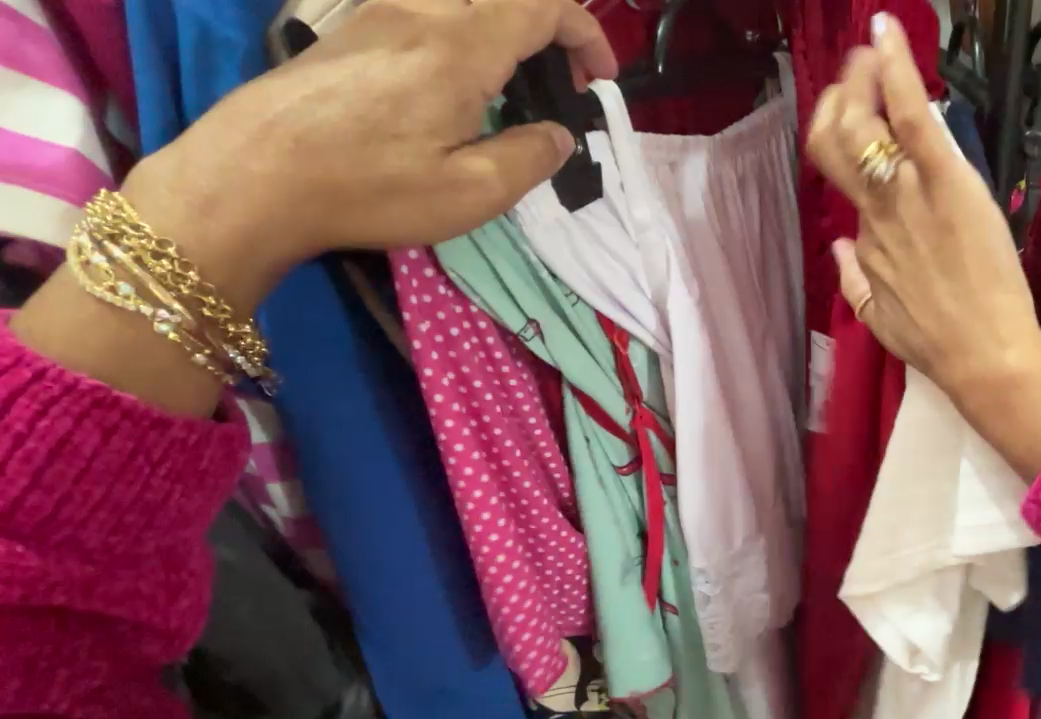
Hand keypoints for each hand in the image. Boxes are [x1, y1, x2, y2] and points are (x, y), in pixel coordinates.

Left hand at [122, 0, 615, 308]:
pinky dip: (471, 37)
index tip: (602, 81)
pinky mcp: (354, 32)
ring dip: (509, 33)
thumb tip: (558, 135)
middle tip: (566, 87)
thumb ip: (530, 157)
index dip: (585, 34)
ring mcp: (378, 15)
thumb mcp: (474, 192)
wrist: (253, 177)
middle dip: (551, 29)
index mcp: (458, 47)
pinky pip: (430, 13)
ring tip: (521, 91)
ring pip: (464, 2)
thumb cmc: (371, 188)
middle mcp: (419, 12)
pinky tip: (467, 91)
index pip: (540, 5)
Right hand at [805, 14, 1040, 397]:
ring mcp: (906, 194)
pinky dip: (896, 69)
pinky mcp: (944, 181)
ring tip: (873, 51)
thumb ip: (854, 283)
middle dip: (840, 100)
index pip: (846, 182)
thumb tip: (841, 249)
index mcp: (865, 243)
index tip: (854, 123)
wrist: (983, 356)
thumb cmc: (940, 346)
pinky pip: (911, 115)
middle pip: (835, 142)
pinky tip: (886, 33)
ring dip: (862, 78)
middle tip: (859, 75)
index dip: (843, 146)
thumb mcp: (881, 321)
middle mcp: (875, 213)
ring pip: (862, 123)